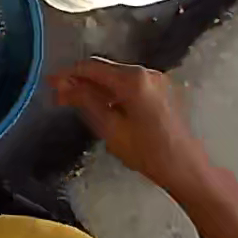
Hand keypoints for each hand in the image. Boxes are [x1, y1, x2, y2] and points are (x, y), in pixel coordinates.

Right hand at [48, 58, 227, 203]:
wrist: (188, 170)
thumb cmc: (147, 152)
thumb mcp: (109, 127)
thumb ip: (85, 100)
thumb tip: (64, 85)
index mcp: (133, 80)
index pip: (90, 67)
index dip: (66, 74)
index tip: (49, 84)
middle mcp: (146, 73)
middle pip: (103, 70)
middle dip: (78, 81)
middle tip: (58, 97)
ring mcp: (157, 81)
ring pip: (114, 77)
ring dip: (93, 87)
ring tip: (75, 103)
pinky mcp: (162, 91)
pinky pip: (128, 84)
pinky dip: (110, 92)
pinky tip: (99, 106)